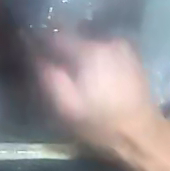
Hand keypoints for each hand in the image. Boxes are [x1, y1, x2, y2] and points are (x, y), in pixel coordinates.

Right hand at [35, 34, 169, 159]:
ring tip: (69, 68)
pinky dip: (93, 55)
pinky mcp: (131, 55)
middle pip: (73, 35)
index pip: (55, 35)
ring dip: (77, 50)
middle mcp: (107, 40)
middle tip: (48, 62)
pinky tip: (90, 72)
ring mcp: (122, 46)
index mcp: (89, 51)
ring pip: (89, 41)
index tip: (28, 48)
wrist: (141, 135)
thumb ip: (48, 75)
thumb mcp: (65, 106)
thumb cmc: (99, 124)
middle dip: (59, 46)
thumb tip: (35, 54)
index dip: (39, 40)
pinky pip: (103, 48)